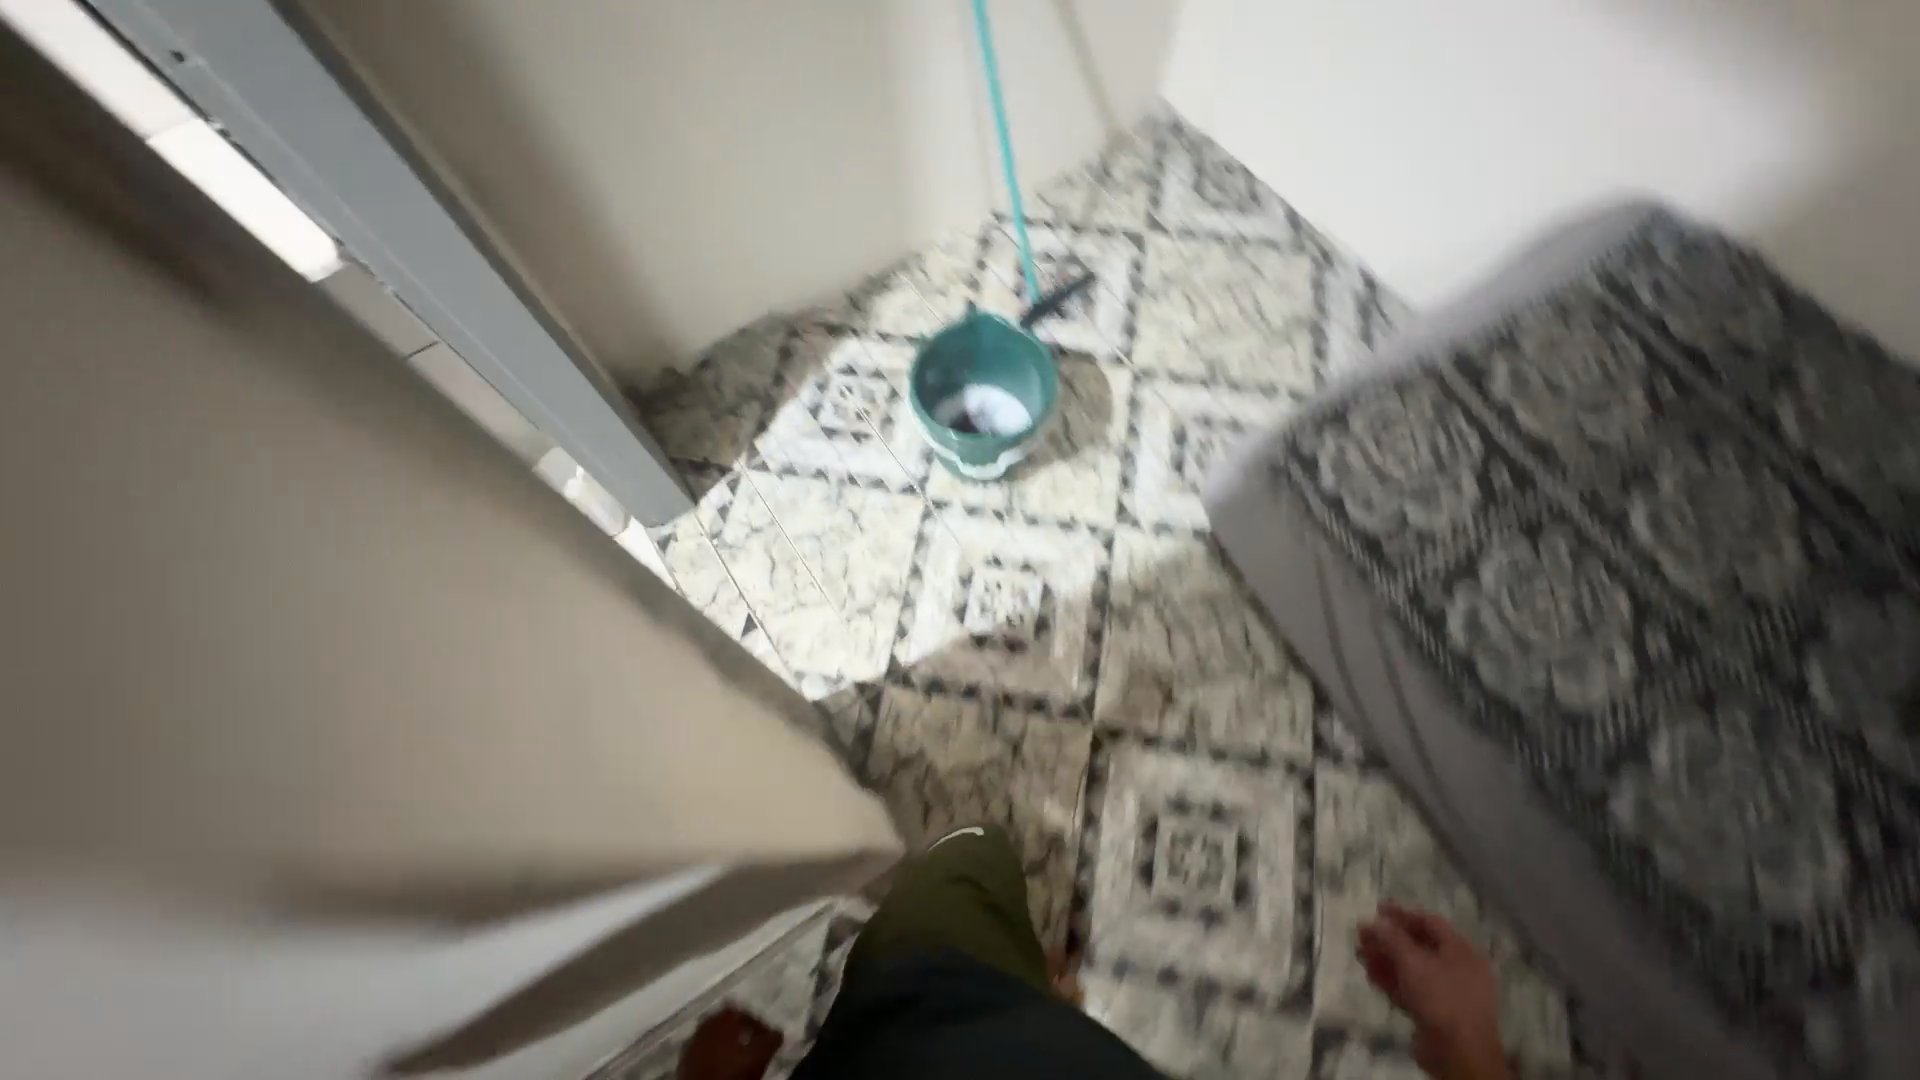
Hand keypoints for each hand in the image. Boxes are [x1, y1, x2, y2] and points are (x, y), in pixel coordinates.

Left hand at [675, 1007, 782, 1079]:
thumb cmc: (731, 1073)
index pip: (743, 1011)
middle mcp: (705, 1024)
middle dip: (739, 1030)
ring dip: (725, 1043)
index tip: (768, 1035)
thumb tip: (778, 1032)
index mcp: (722, 1017)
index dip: (757, 1023)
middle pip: (725, 1020)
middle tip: (752, 1042)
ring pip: (712, 1035)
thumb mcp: (758, 1056)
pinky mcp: (683, 1061)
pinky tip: (720, 1065)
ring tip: (737, 1056)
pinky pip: (701, 1051)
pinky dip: (712, 1055)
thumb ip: (770, 1040)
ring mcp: (691, 1043)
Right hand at [1357, 903, 1512, 1079]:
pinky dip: (1392, 981)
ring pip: (1412, 968)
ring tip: (1360, 955)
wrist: (1459, 1055)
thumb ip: (1391, 937)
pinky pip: (1412, 989)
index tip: (1375, 909)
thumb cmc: (1440, 998)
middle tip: (1361, 936)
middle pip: (1418, 945)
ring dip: (1385, 960)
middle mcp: (1458, 968)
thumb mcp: (1412, 961)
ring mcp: (1448, 992)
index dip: (1401, 914)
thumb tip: (1374, 921)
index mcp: (1461, 951)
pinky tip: (1372, 978)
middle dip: (1388, 939)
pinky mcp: (1437, 1012)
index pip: (1429, 922)